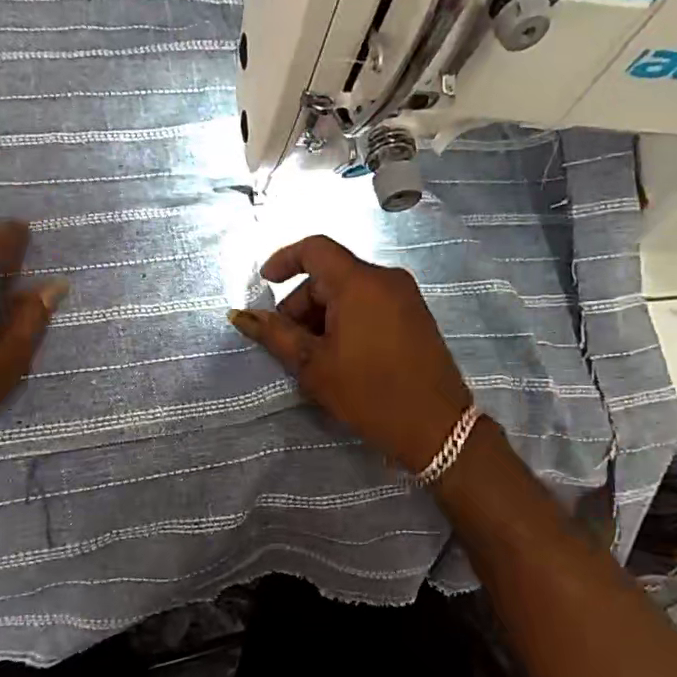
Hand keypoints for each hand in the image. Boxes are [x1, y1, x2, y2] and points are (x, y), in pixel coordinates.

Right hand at [229, 235, 471, 470]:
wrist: (436, 428)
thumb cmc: (368, 392)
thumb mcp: (312, 365)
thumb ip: (274, 333)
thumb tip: (241, 315)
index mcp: (359, 283)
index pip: (314, 249)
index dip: (283, 260)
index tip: (265, 284)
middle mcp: (385, 279)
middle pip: (329, 274)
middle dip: (300, 302)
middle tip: (287, 341)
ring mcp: (405, 296)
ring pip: (348, 290)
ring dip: (322, 313)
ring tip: (313, 354)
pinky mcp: (415, 315)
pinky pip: (369, 302)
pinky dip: (345, 317)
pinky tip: (339, 353)